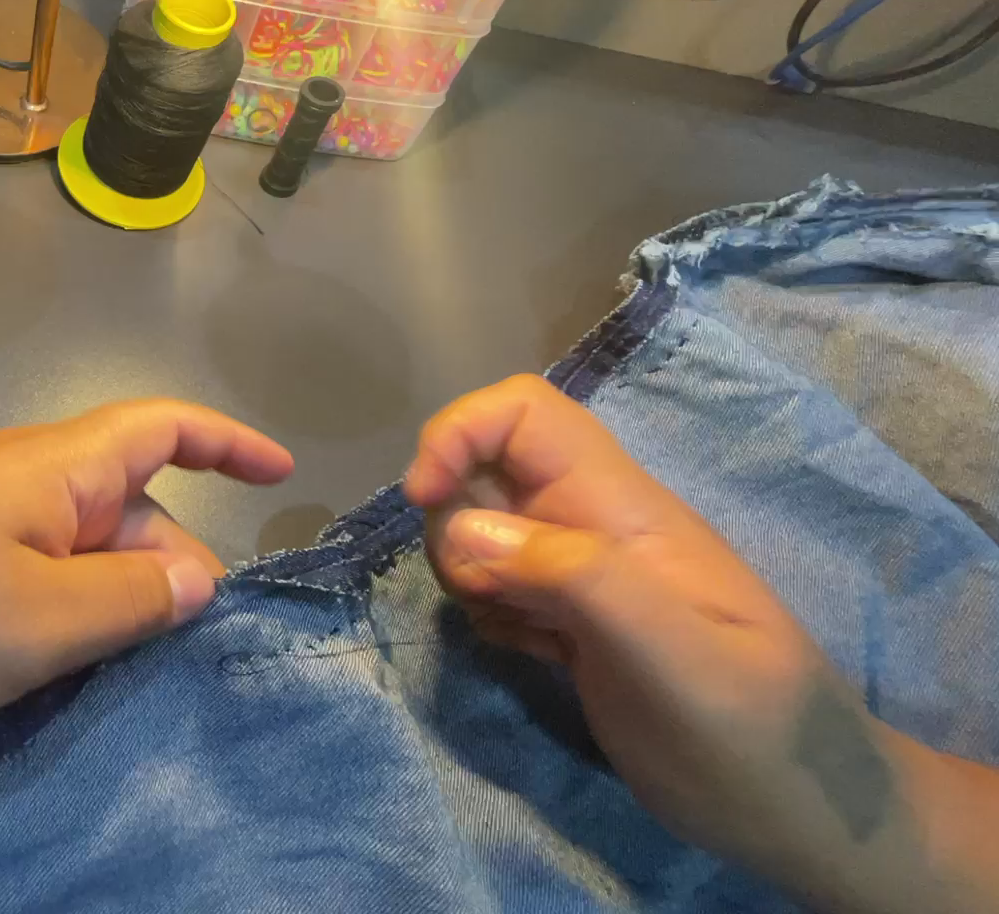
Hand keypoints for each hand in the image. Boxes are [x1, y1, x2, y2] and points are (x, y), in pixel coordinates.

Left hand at [0, 399, 292, 740]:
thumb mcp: (42, 619)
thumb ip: (134, 595)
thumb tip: (200, 575)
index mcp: (52, 466)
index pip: (161, 426)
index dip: (228, 441)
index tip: (282, 474)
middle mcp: (18, 476)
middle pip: (126, 500)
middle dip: (170, 561)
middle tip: (183, 644)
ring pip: (79, 543)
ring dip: (114, 594)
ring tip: (121, 667)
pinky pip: (33, 569)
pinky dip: (65, 607)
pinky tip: (59, 661)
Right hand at [404, 375, 998, 913]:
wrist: (799, 815)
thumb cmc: (755, 735)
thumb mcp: (683, 662)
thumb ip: (582, 582)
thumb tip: (462, 530)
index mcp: (620, 504)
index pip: (523, 411)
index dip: (458, 433)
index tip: (426, 498)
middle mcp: (585, 518)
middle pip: (476, 471)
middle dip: (454, 529)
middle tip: (494, 597)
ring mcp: (568, 564)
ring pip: (468, 527)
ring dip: (467, 578)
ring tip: (528, 633)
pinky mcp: (554, 606)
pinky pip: (481, 579)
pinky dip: (485, 612)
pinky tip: (537, 652)